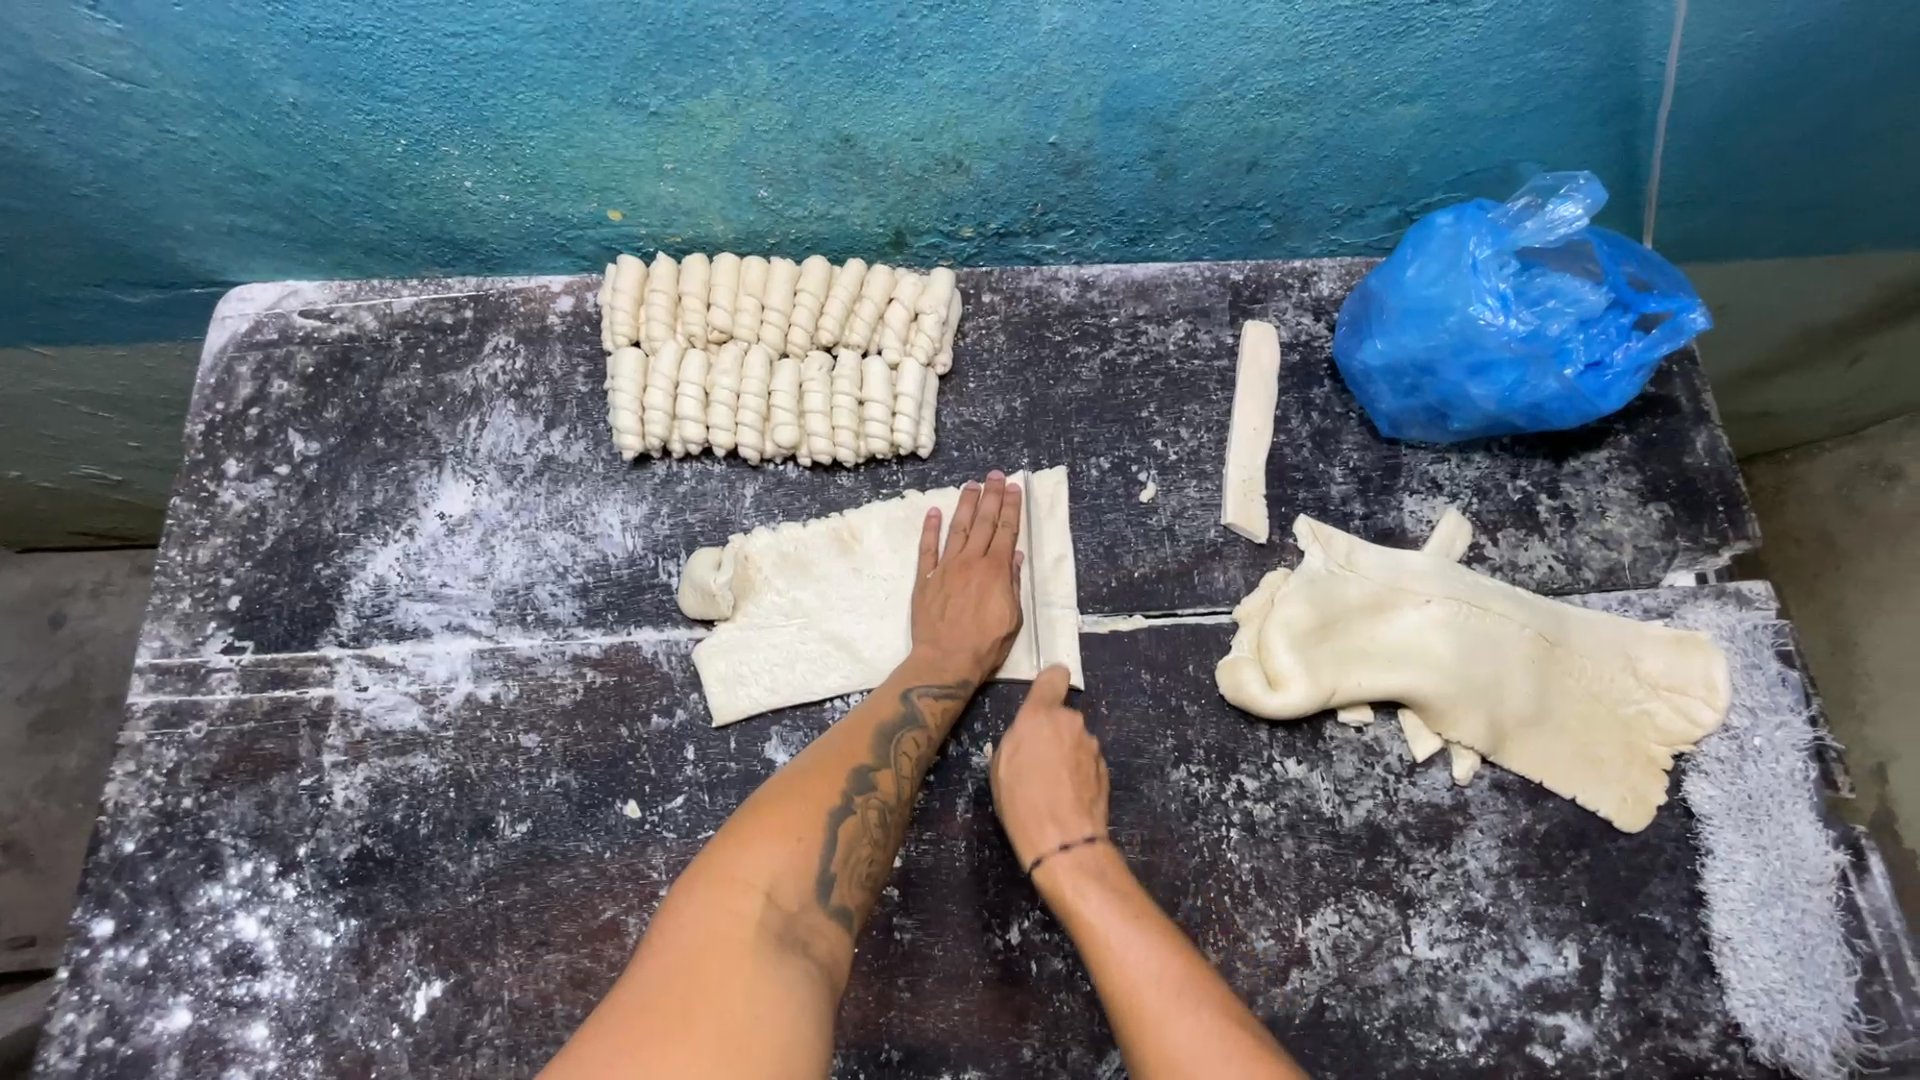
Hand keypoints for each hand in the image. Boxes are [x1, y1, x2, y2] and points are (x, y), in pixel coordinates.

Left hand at [910, 470, 1024, 683]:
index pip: (1006, 531)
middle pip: (983, 522)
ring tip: (971, 485)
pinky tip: (933, 512)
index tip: (1014, 487)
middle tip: (995, 475)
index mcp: (996, 571)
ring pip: (957, 529)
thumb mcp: (1013, 618)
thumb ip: (1012, 584)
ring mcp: (945, 568)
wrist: (946, 660)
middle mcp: (971, 562)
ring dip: (965, 505)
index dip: (1011, 508)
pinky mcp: (925, 579)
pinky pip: (927, 549)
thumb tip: (1014, 557)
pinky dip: (930, 529)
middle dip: (991, 496)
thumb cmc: (985, 645)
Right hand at [990, 665, 1109, 869]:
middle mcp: (1070, 722)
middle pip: (1062, 717)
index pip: (1053, 676)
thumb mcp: (1000, 765)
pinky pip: (1086, 763)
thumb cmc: (1020, 799)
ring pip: (1075, 741)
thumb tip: (1031, 738)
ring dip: (1067, 755)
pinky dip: (1079, 774)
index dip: (1051, 682)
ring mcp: (1092, 746)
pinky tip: (1068, 797)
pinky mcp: (1105, 769)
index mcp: (1040, 714)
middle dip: (1053, 733)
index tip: (1046, 694)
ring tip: (1053, 786)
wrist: (1063, 839)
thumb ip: (1019, 738)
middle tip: (1038, 761)